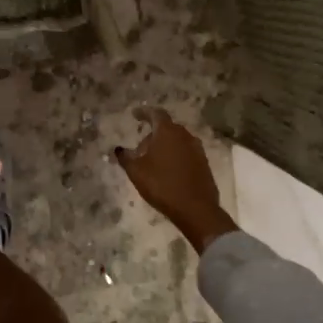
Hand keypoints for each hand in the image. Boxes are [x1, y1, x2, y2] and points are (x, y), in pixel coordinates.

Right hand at [114, 107, 237, 251]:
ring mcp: (197, 150)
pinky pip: (185, 153)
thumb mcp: (136, 172)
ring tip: (152, 162)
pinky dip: (174, 156)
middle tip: (139, 150)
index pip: (155, 113)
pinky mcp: (204, 164)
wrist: (196, 209)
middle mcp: (185, 136)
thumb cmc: (162, 185)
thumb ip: (125, 158)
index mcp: (167, 132)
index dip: (144, 112)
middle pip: (166, 128)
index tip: (134, 114)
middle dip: (152, 135)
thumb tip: (119, 150)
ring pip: (177, 141)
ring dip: (164, 146)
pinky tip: (167, 171)